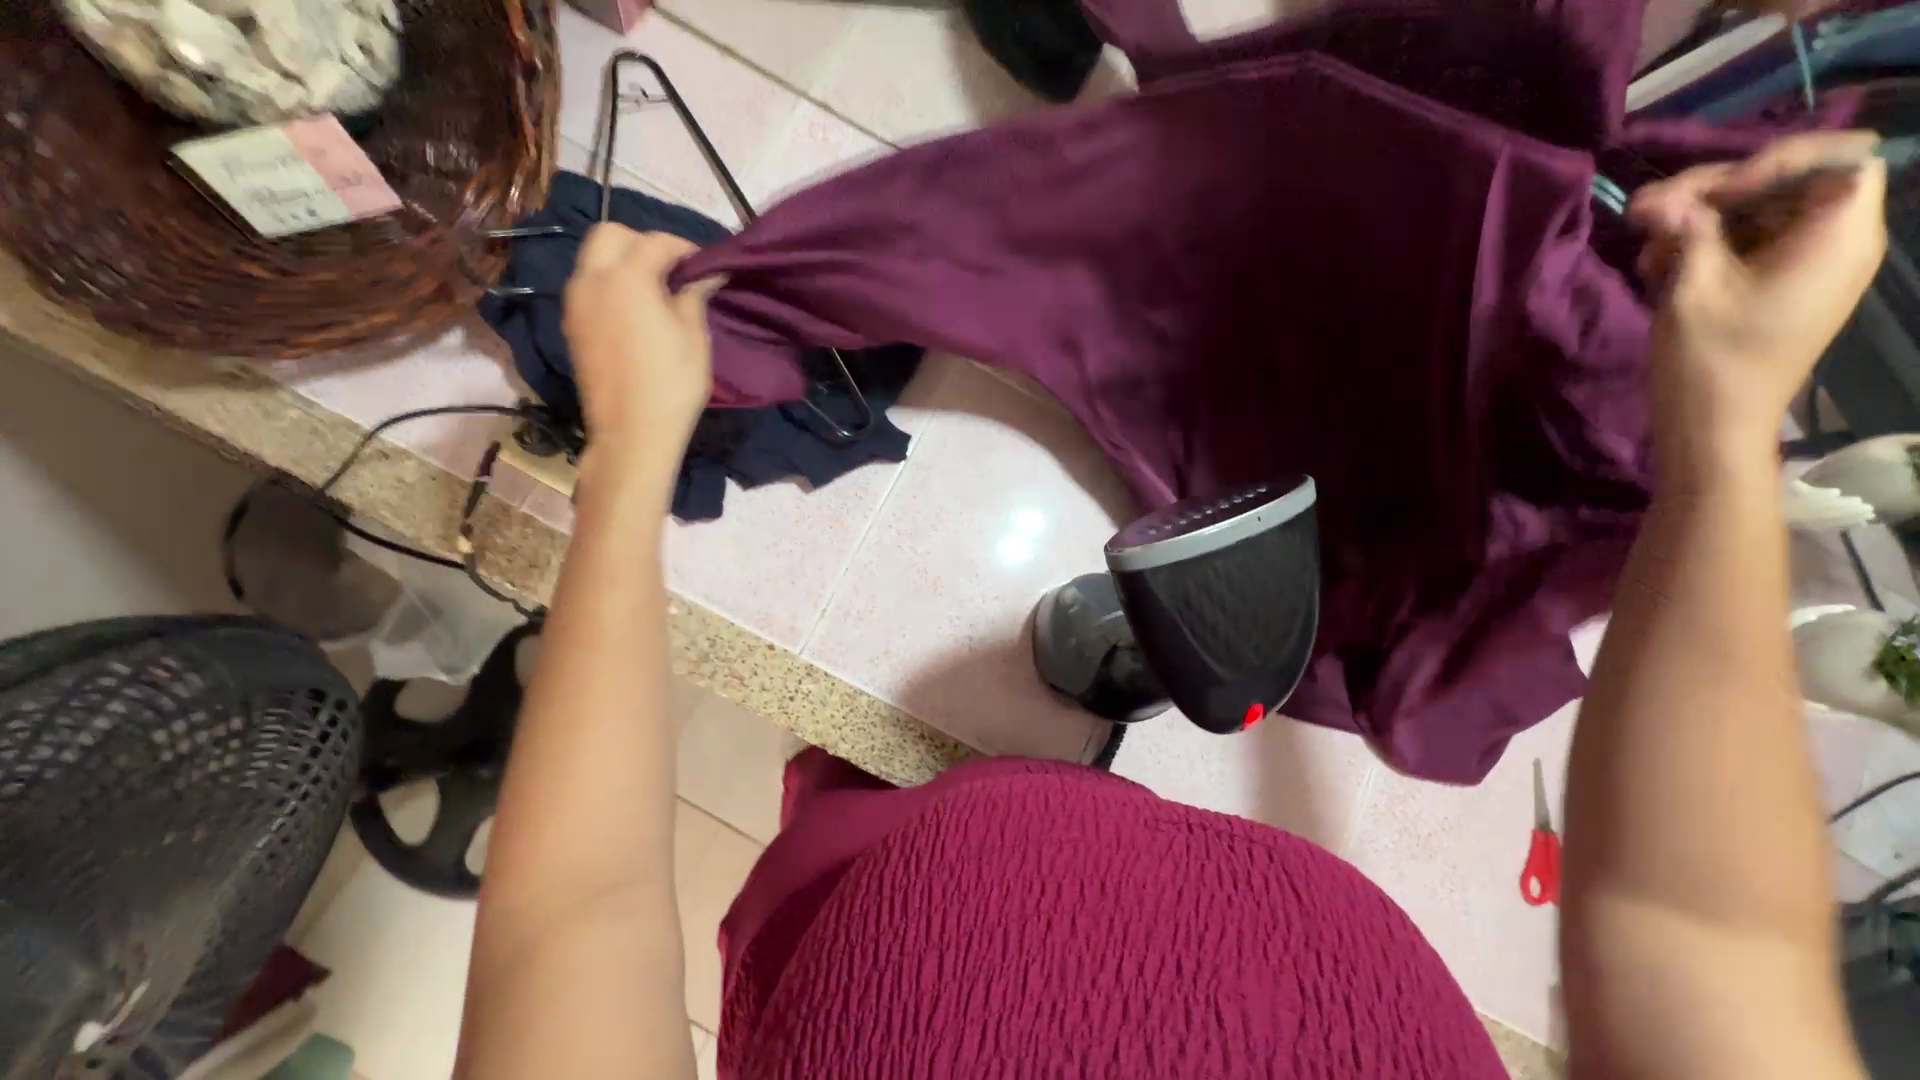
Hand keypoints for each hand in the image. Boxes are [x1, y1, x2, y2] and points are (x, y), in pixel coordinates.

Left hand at [562, 225, 725, 495]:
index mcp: (628, 278)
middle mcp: (593, 280)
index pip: (656, 242)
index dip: (684, 248)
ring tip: (653, 290)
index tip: (704, 267)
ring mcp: (575, 303)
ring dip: (621, 261)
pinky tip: (634, 311)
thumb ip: (694, 296)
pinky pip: (587, 286)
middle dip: (642, 243)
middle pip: (610, 234)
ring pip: (593, 258)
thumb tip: (705, 274)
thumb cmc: (672, 385)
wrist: (631, 433)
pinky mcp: (571, 325)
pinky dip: (609, 284)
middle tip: (670, 270)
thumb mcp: (695, 338)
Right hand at [1630, 131, 1886, 481]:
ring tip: (1648, 250)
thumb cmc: (1712, 360)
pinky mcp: (1781, 283)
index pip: (1834, 159)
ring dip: (1698, 221)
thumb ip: (1685, 232)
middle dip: (1713, 192)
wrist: (1715, 426)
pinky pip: (1750, 242)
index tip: (1706, 197)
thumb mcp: (1693, 288)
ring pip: (1759, 211)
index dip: (1768, 163)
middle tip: (1646, 213)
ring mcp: (1809, 264)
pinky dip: (1705, 245)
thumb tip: (1661, 200)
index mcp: (1837, 237)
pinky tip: (1662, 266)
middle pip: (1787, 182)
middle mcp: (1837, 241)